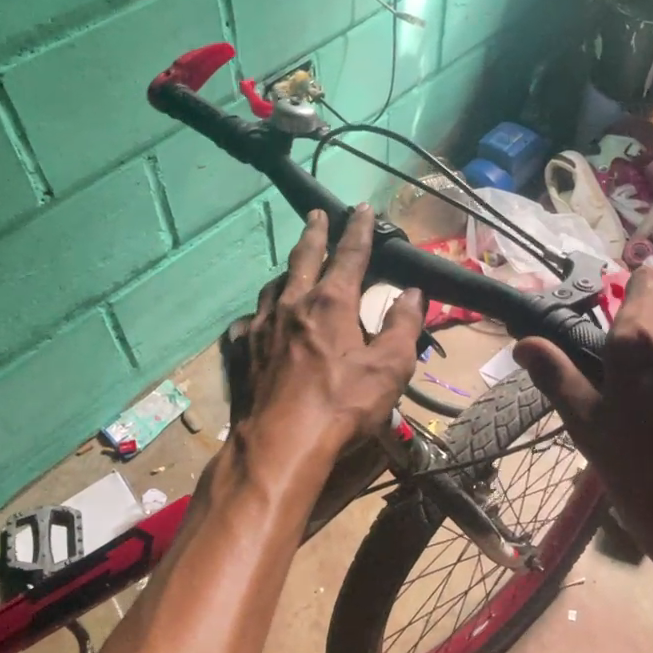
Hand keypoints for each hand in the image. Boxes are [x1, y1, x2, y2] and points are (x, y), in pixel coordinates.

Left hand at [239, 206, 423, 468]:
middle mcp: (292, 303)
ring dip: (287, 271)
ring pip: (274, 286)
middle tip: (317, 214)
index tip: (360, 208)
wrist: (280, 443)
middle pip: (304, 257)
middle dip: (315, 233)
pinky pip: (249, 321)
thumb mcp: (390, 368)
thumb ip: (403, 326)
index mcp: (330, 302)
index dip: (358, 230)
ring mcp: (260, 325)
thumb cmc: (342, 405)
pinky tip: (260, 322)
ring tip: (292, 268)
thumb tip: (412, 294)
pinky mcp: (240, 350)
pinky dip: (259, 315)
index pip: (349, 254)